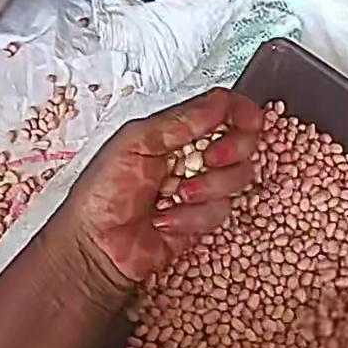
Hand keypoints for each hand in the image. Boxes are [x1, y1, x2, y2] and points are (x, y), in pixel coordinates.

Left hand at [58, 88, 263, 292]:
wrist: (97, 244)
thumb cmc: (103, 193)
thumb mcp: (135, 142)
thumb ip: (179, 122)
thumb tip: (218, 103)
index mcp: (176, 132)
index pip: (222, 111)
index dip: (241, 112)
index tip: (250, 119)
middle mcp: (194, 157)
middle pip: (243, 142)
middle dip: (231, 150)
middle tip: (209, 158)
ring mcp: (202, 188)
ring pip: (238, 179)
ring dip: (209, 187)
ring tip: (177, 196)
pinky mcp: (203, 219)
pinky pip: (220, 211)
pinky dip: (193, 217)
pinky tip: (166, 220)